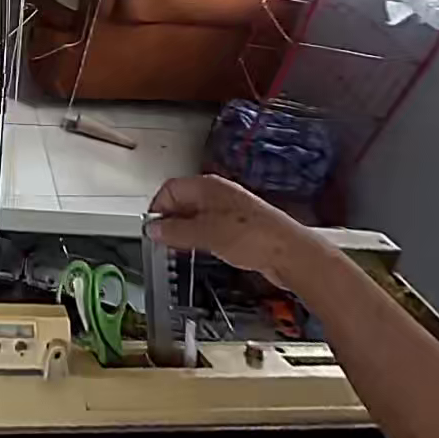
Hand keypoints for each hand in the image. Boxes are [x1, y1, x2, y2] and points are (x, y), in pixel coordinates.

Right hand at [147, 175, 326, 289]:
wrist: (287, 252)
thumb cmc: (252, 235)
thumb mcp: (206, 234)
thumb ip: (177, 231)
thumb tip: (154, 229)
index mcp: (207, 186)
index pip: (170, 189)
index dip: (157, 208)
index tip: (151, 230)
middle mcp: (217, 193)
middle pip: (182, 200)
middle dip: (170, 219)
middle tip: (161, 242)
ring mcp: (228, 208)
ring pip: (196, 214)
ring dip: (184, 229)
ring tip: (177, 248)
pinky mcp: (238, 224)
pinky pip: (209, 226)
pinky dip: (200, 237)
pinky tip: (201, 250)